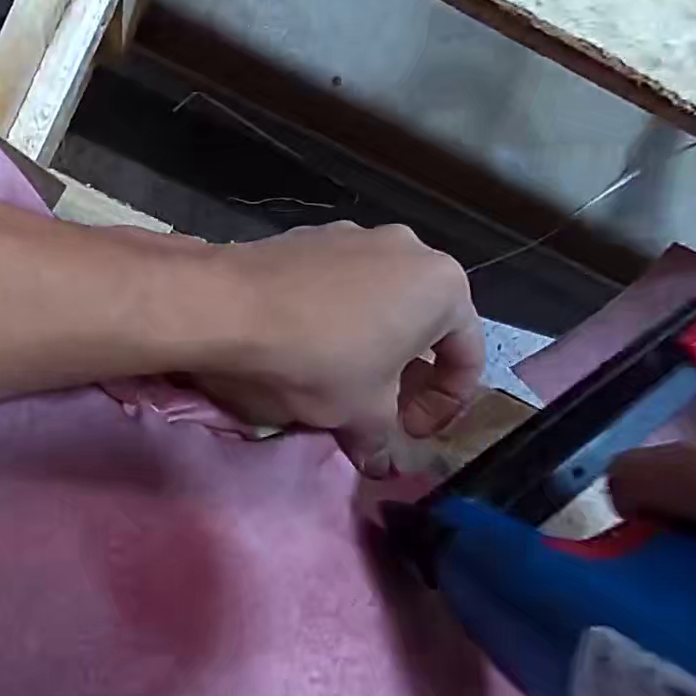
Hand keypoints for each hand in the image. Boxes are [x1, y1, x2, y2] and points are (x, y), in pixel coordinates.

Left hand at [192, 222, 483, 465]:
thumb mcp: (361, 412)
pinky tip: (303, 340)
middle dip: (404, 372)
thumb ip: (380, 438)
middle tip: (379, 409)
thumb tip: (375, 462)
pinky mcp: (307, 234)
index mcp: (441, 285)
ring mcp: (352, 232)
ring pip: (376, 299)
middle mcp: (405, 246)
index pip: (466, 354)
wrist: (228, 306)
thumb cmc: (317, 359)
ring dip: (368, 342)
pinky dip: (333, 315)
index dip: (444, 404)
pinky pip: (336, 282)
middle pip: (420, 322)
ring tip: (337, 377)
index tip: (410, 431)